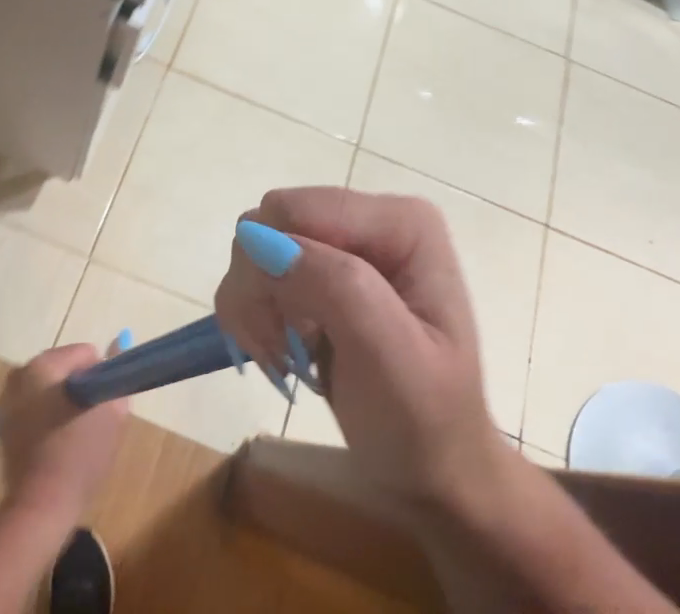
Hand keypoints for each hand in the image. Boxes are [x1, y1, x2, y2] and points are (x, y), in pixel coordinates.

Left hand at [0, 343, 128, 525]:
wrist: (42, 504)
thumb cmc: (80, 454)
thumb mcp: (111, 413)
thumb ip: (116, 376)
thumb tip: (119, 345)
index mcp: (42, 366)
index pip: (84, 353)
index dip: (101, 376)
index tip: (104, 403)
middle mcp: (19, 374)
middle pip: (63, 368)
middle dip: (80, 387)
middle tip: (93, 418)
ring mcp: (7, 400)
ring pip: (48, 388)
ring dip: (63, 401)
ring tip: (76, 433)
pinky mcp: (3, 424)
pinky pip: (34, 407)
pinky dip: (47, 416)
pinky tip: (58, 442)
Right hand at [215, 187, 515, 507]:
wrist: (430, 470)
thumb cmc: (421, 419)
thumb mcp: (391, 356)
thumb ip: (336, 286)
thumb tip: (259, 239)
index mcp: (401, 223)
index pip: (295, 210)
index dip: (272, 267)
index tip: (292, 334)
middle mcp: (368, 221)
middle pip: (266, 225)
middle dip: (260, 292)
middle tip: (286, 352)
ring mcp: (340, 246)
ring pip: (249, 251)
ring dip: (252, 311)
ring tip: (287, 358)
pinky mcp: (315, 273)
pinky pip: (250, 275)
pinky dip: (251, 318)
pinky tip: (283, 353)